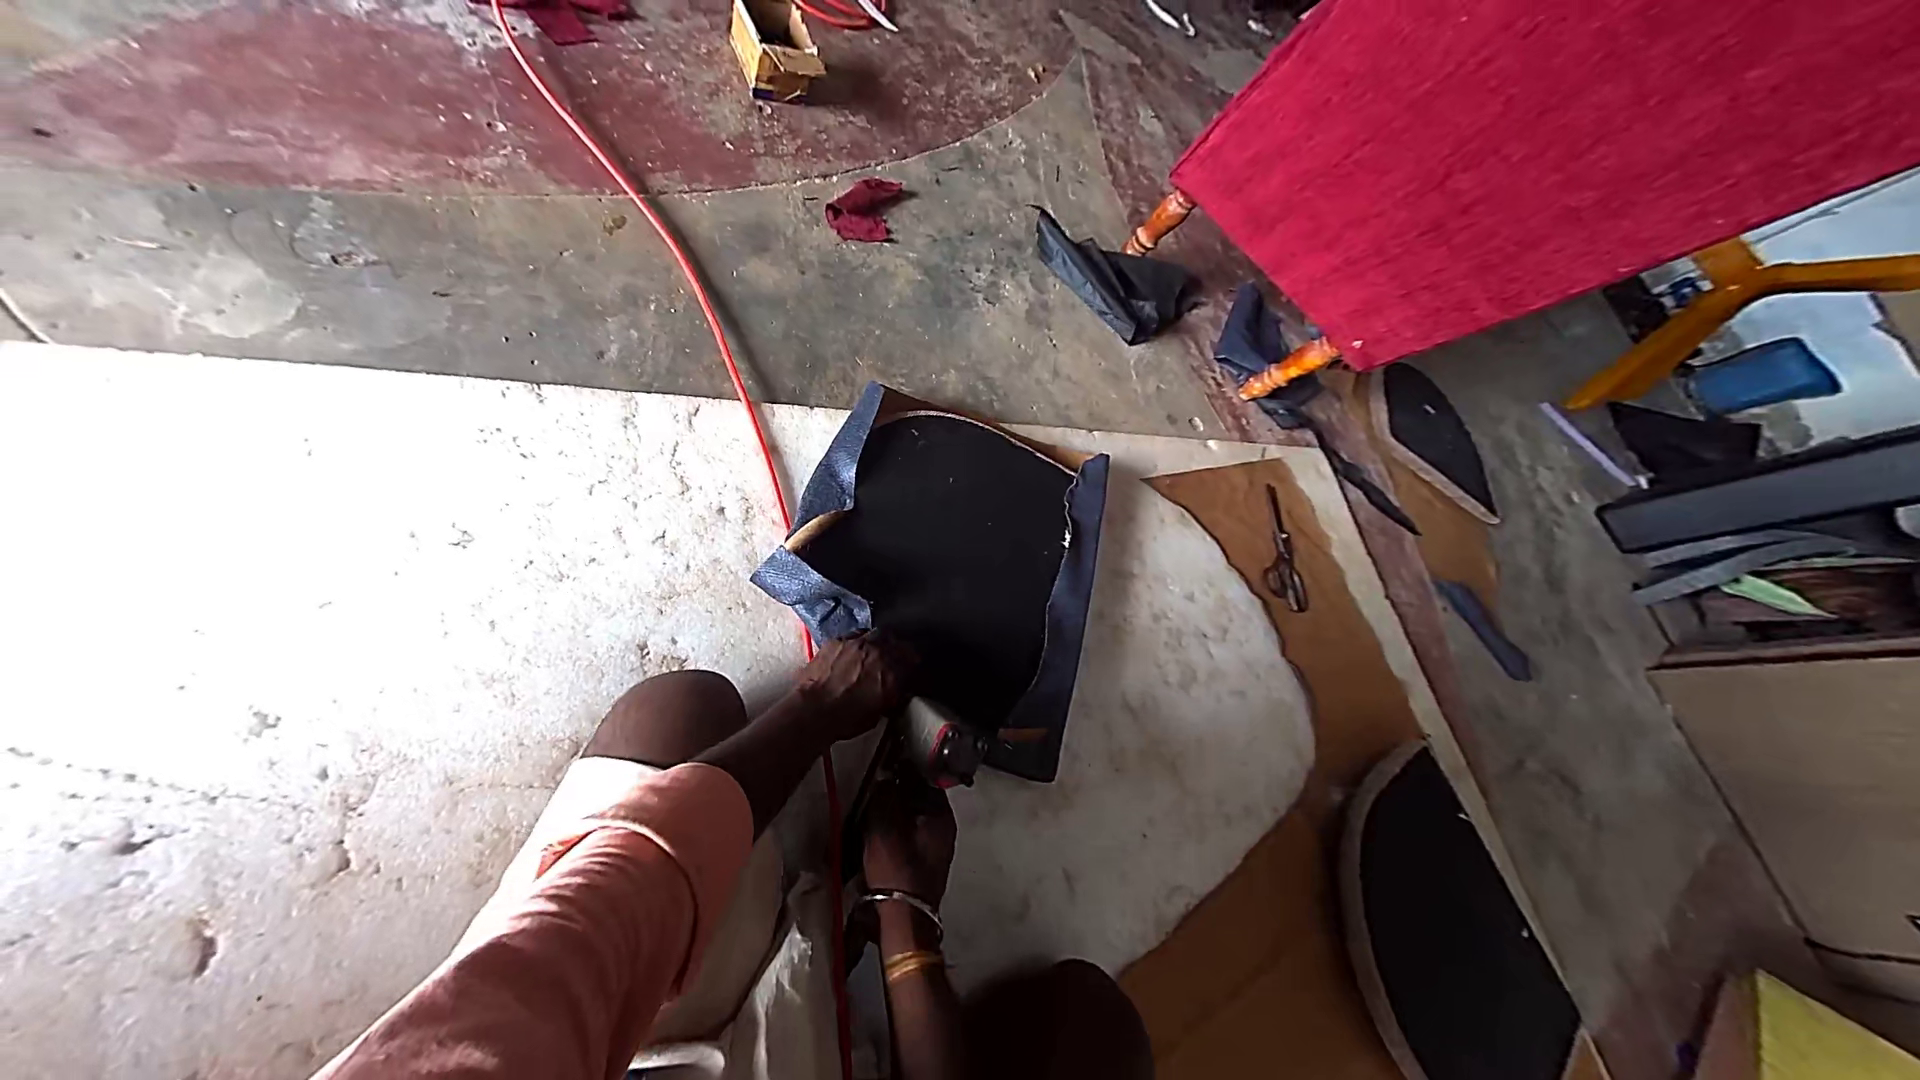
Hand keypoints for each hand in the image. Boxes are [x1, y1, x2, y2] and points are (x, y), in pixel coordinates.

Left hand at [793, 631, 915, 742]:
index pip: (912, 663)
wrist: (812, 710)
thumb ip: (891, 696)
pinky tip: (855, 649)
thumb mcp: (878, 714)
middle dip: (899, 649)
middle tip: (897, 656)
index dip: (913, 667)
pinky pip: (856, 634)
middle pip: (897, 643)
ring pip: (878, 633)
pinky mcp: (839, 640)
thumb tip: (896, 691)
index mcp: (893, 673)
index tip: (911, 670)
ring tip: (877, 649)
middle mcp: (879, 653)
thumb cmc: (846, 720)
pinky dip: (860, 641)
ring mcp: (858, 643)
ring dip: (881, 641)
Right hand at [863, 776, 956, 906]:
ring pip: (911, 815)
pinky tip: (876, 832)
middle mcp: (944, 827)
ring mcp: (935, 846)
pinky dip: (894, 829)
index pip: (924, 776)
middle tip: (875, 786)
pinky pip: (907, 833)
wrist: (902, 919)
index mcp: (941, 813)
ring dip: (893, 810)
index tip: (884, 762)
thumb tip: (885, 777)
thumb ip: (884, 794)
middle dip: (896, 790)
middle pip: (918, 796)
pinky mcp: (922, 862)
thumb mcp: (883, 824)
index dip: (902, 767)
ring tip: (872, 808)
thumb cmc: (896, 869)